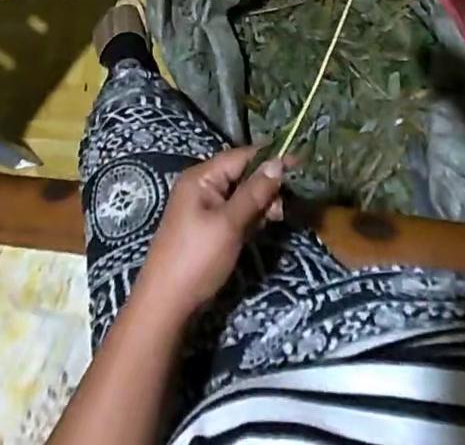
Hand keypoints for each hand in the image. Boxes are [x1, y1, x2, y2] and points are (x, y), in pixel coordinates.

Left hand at [132, 147, 291, 318]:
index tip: (300, 165)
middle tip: (281, 206)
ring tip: (273, 220)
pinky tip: (259, 228)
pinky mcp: (207, 226)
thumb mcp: (230, 223)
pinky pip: (235, 210)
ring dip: (260, 203)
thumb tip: (279, 162)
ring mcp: (203, 207)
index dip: (271, 159)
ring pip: (242, 193)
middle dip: (266, 186)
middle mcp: (201, 186)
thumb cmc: (196, 259)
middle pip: (243, 173)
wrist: (164, 308)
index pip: (243, 156)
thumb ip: (255, 191)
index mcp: (201, 177)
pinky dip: (250, 216)